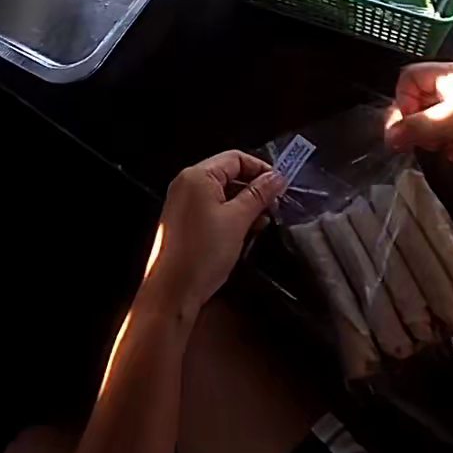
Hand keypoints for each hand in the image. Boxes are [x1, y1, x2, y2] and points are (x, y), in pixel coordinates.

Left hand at [139, 151, 286, 316]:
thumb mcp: (238, 220)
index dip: (261, 169)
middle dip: (254, 189)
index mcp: (198, 175)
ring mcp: (183, 202)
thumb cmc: (203, 253)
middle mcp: (187, 183)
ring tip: (261, 223)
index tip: (280, 186)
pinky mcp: (184, 221)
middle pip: (229, 173)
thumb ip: (259, 194)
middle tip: (274, 206)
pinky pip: (212, 208)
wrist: (171, 294)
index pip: (236, 158)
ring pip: (223, 193)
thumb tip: (277, 177)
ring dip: (244, 204)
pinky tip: (244, 232)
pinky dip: (231, 216)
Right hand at [383, 62, 452, 189]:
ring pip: (442, 115)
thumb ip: (415, 127)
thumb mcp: (451, 124)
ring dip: (436, 134)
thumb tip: (389, 135)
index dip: (401, 101)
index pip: (410, 77)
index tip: (404, 129)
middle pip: (424, 96)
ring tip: (443, 151)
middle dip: (418, 121)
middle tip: (420, 144)